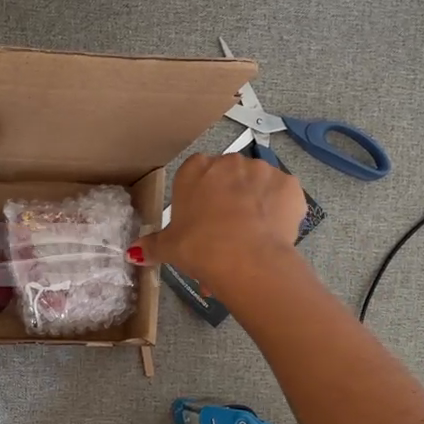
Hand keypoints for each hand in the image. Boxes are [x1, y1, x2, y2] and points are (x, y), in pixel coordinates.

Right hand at [132, 152, 307, 301]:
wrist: (247, 261)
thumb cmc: (200, 248)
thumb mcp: (168, 249)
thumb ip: (151, 246)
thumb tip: (133, 252)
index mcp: (196, 170)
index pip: (193, 176)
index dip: (196, 201)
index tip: (197, 224)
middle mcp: (230, 161)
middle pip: (227, 180)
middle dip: (226, 203)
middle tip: (221, 237)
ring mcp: (264, 171)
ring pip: (256, 189)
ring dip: (252, 209)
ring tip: (246, 244)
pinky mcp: (291, 187)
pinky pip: (281, 200)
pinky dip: (277, 216)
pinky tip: (269, 238)